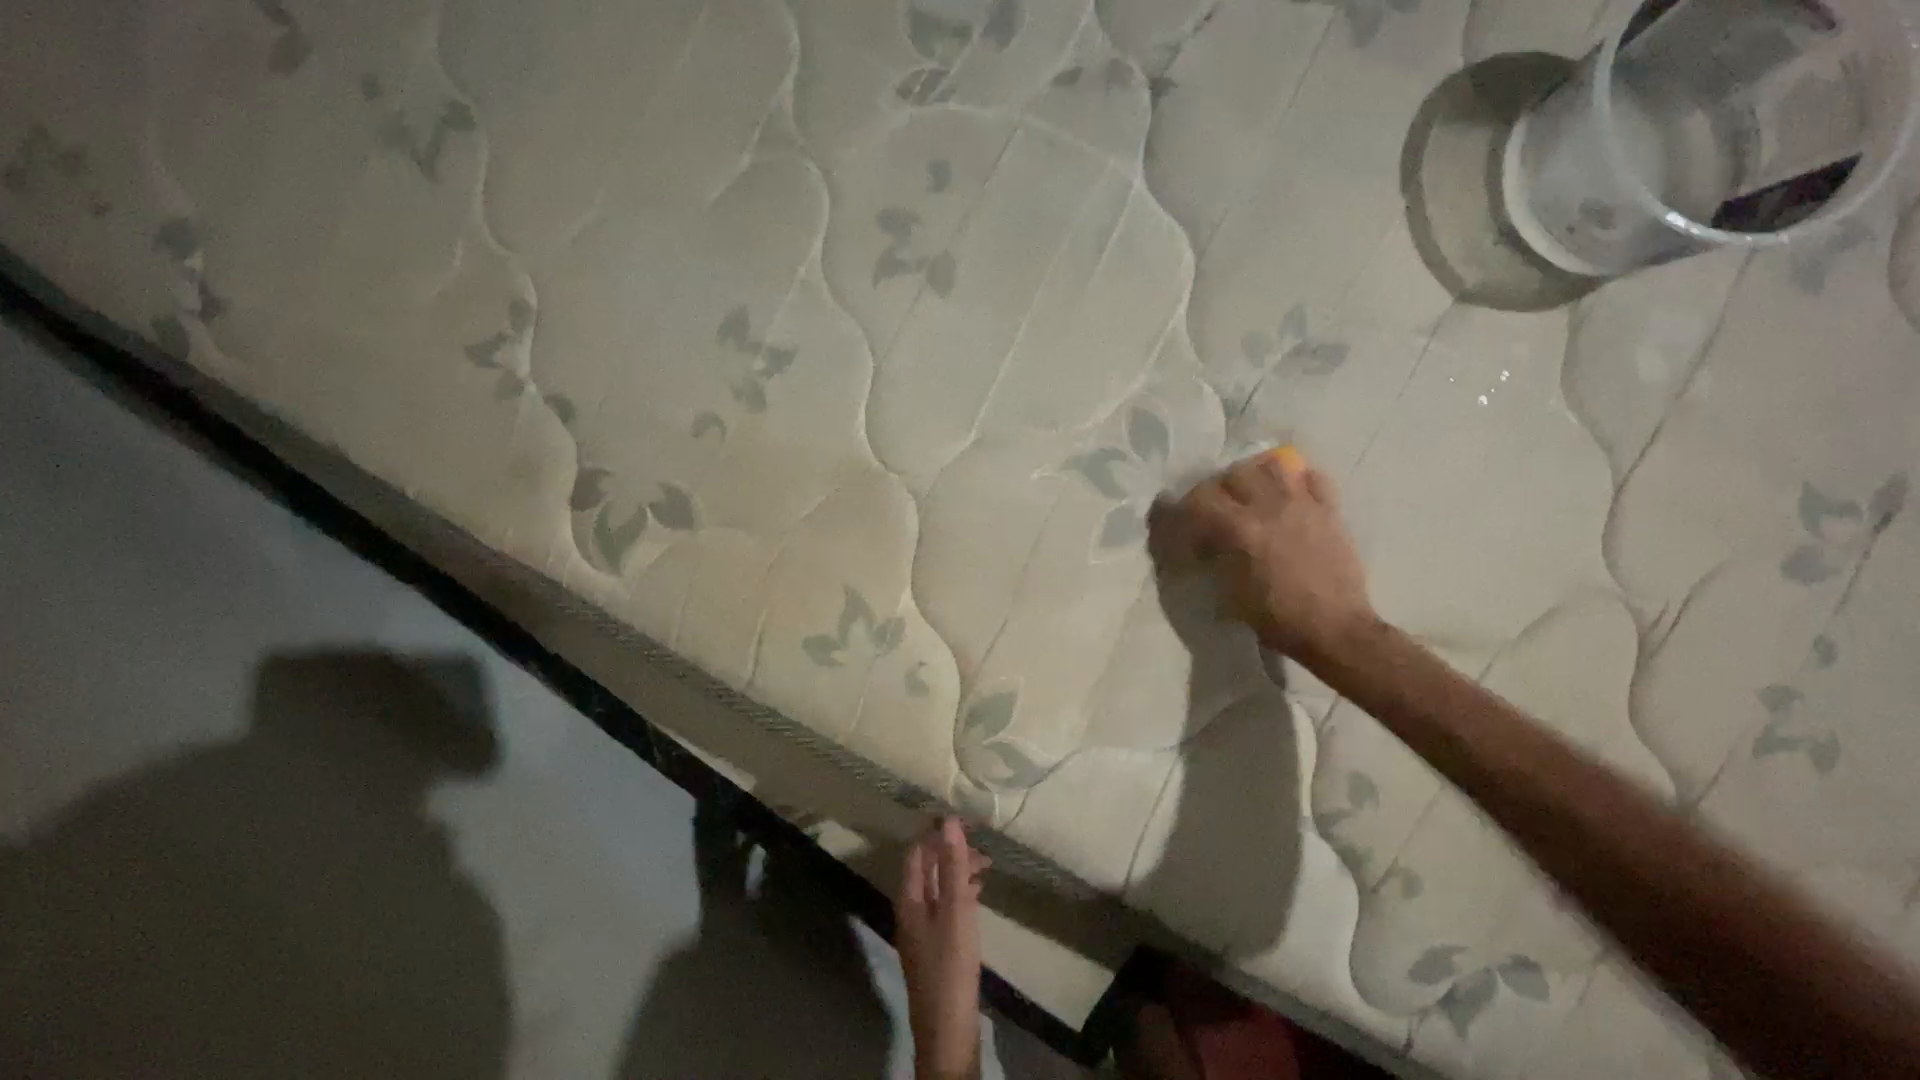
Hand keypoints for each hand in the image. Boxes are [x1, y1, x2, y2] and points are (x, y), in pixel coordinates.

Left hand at [896, 818, 989, 1079]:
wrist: (947, 1029)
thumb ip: (953, 867)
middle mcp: (909, 910)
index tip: (966, 819)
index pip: (917, 852)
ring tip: (986, 866)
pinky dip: (960, 894)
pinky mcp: (935, 947)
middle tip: (983, 845)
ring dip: (957, 872)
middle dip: (950, 852)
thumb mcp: (956, 911)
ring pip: (937, 888)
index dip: (937, 833)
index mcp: (908, 899)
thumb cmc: (951, 965)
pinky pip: (945, 907)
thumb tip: (948, 821)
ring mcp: (921, 930)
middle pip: (926, 869)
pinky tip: (977, 895)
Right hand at [1152, 446, 1374, 659]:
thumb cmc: (1278, 619)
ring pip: (1274, 466)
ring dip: (1256, 476)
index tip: (1169, 514)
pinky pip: (1314, 478)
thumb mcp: (1230, 595)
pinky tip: (1291, 496)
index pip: (1198, 502)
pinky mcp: (1330, 511)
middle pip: (1233, 474)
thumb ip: (1214, 561)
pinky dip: (1298, 481)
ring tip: (1252, 493)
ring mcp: (1303, 505)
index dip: (1177, 507)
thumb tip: (1202, 546)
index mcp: (1240, 530)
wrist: (1334, 629)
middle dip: (1217, 488)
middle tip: (1213, 508)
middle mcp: (1269, 508)